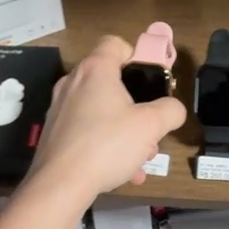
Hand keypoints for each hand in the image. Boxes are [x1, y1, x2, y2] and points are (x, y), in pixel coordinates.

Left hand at [25, 36, 185, 205]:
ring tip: (140, 156)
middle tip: (150, 126)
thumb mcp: (151, 126)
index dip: (136, 55)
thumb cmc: (107, 145)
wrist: (59, 185)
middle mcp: (73, 82)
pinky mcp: (54, 132)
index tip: (149, 80)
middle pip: (110, 80)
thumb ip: (170, 110)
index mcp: (95, 70)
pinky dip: (106, 144)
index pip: (115, 43)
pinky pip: (87, 130)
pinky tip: (122, 171)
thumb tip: (174, 109)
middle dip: (135, 103)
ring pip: (100, 110)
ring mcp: (60, 108)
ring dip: (123, 128)